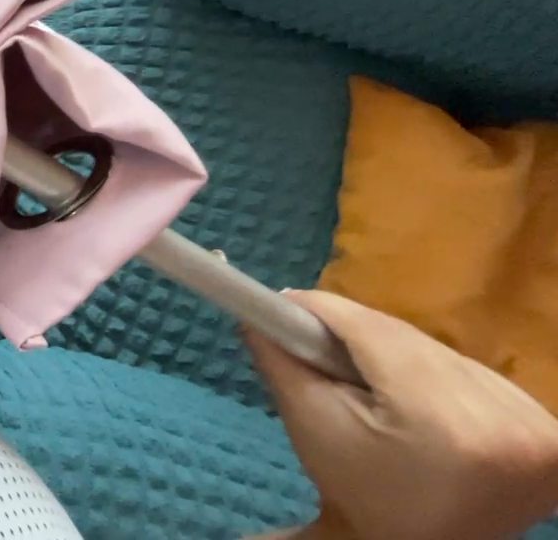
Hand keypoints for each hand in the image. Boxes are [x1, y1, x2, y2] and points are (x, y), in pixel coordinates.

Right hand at [246, 290, 557, 539]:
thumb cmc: (355, 485)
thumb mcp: (305, 417)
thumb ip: (277, 354)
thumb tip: (258, 304)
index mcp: (446, 421)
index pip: (376, 331)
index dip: (322, 308)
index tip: (280, 300)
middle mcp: (508, 418)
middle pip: (408, 339)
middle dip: (352, 329)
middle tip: (307, 336)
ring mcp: (541, 426)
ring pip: (436, 349)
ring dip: (389, 348)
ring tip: (359, 372)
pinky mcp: (550, 430)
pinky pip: (468, 369)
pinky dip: (428, 368)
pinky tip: (410, 392)